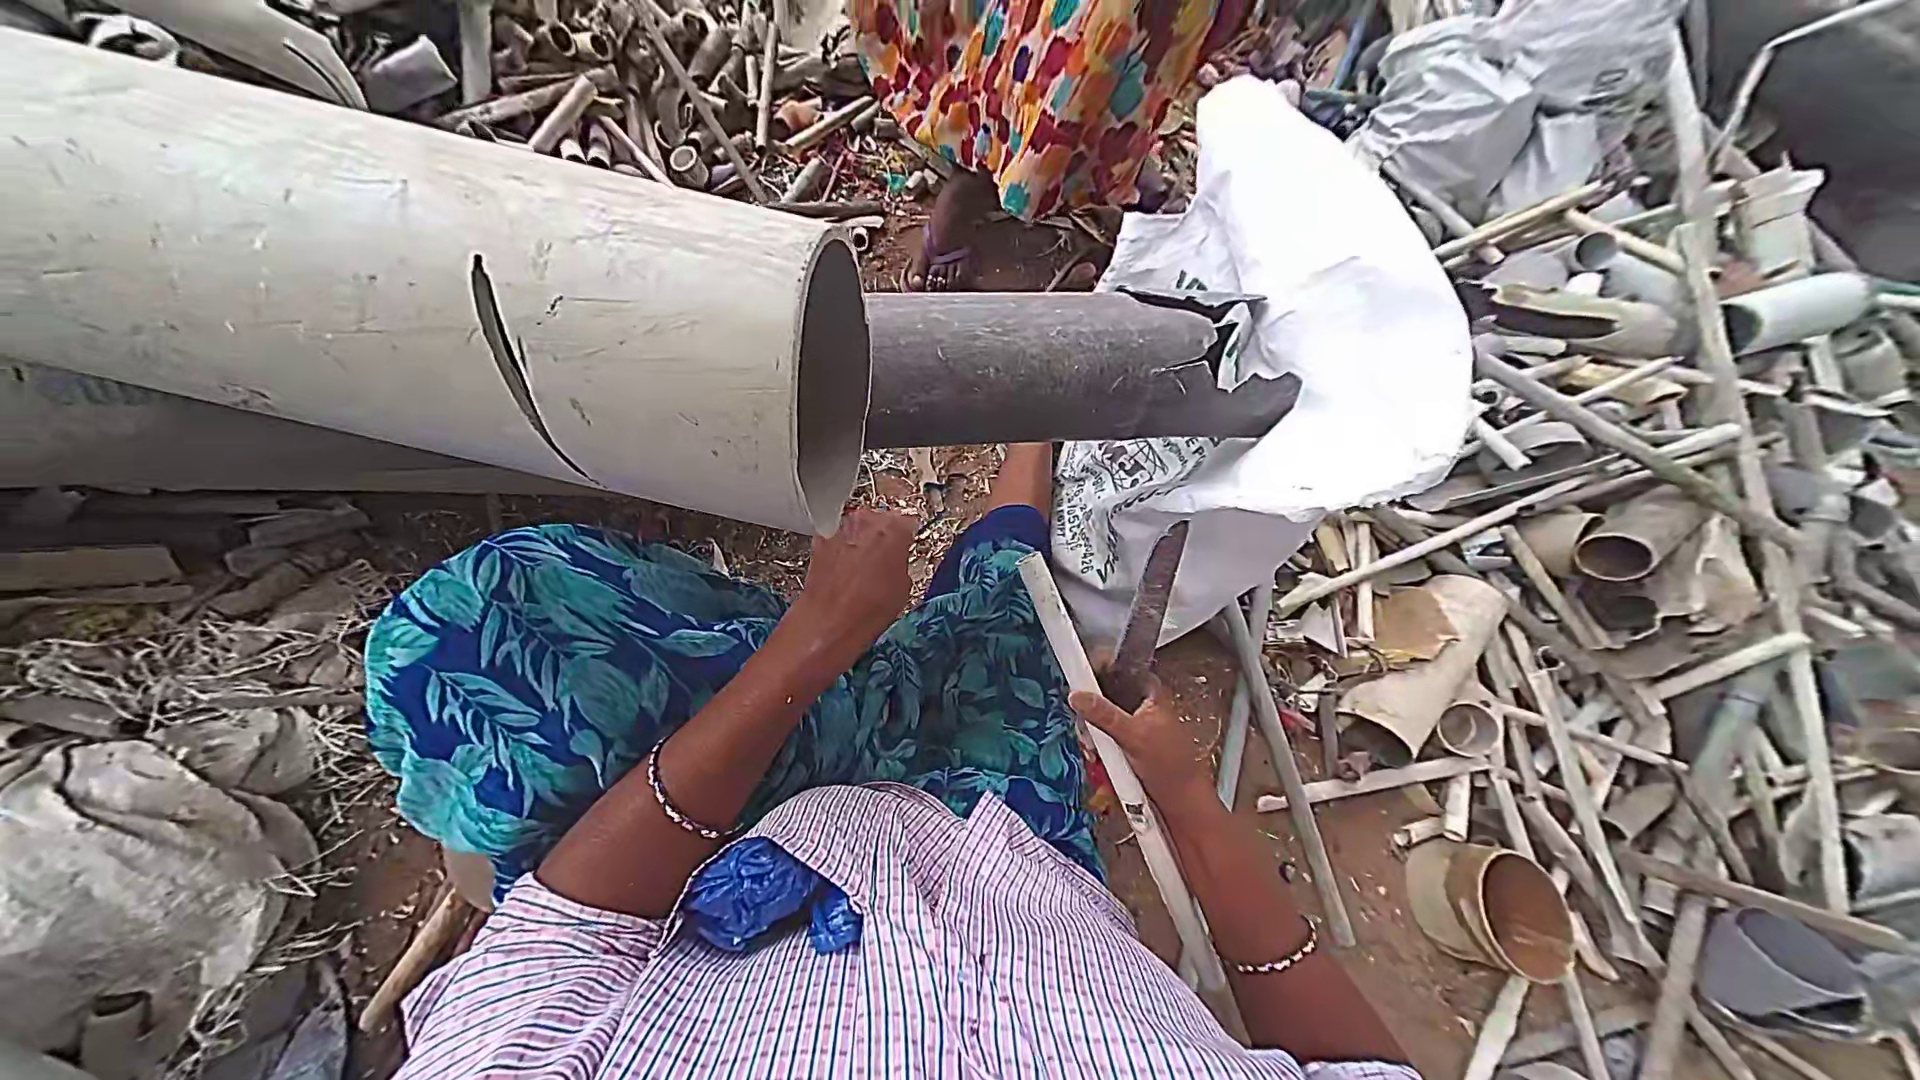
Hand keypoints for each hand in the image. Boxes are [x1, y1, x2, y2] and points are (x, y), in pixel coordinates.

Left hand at [784, 507, 916, 660]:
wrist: (830, 622)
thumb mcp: (904, 586)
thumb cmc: (872, 608)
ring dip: (860, 542)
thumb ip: (902, 562)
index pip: (907, 522)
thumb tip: (896, 560)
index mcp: (894, 527)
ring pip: (856, 530)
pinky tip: (843, 572)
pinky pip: (836, 541)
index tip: (906, 547)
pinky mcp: (819, 542)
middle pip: (879, 521)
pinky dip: (840, 551)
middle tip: (885, 560)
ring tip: (862, 569)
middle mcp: (865, 521)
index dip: (907, 537)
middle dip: (882, 536)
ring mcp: (839, 529)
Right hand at [1069, 678, 1215, 808]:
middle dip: (1090, 715)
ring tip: (1095, 752)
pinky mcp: (1123, 747)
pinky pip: (1101, 741)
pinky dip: (1097, 750)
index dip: (1098, 672)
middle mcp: (1139, 708)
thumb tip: (1079, 696)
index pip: (1118, 671)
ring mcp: (1131, 728)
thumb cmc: (1173, 768)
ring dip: (1092, 736)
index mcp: (1149, 695)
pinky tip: (1099, 760)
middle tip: (1087, 730)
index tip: (1079, 680)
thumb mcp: (1134, 736)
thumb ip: (1105, 715)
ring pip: (1099, 721)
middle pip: (1102, 698)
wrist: (1181, 804)